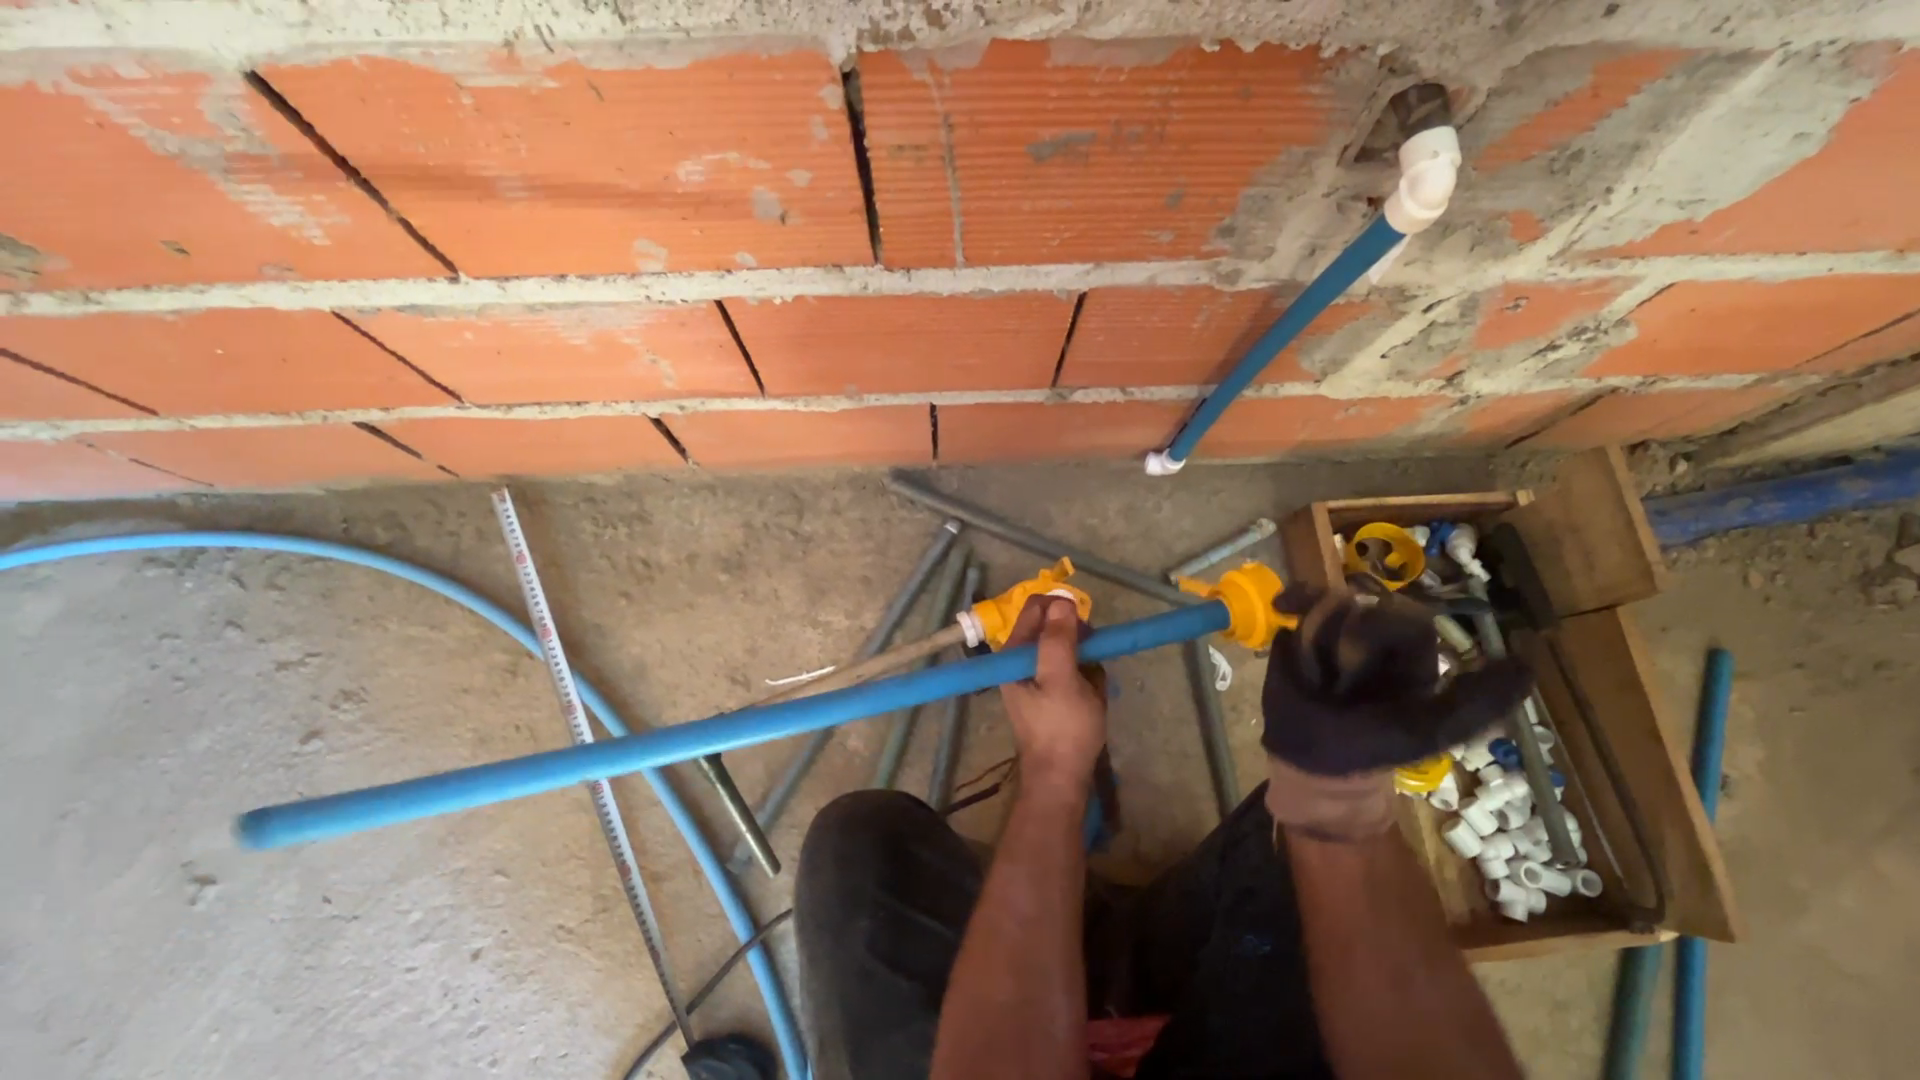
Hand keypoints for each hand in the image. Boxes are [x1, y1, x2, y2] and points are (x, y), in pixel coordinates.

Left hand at [998, 595, 1106, 791]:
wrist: (1062, 778)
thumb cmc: (1062, 728)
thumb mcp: (1061, 679)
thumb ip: (1058, 639)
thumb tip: (1061, 600)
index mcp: (1015, 652)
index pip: (1037, 608)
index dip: (1063, 610)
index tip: (1086, 631)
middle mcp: (1022, 660)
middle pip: (1054, 626)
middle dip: (1080, 640)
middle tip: (1092, 663)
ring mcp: (1038, 677)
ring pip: (1070, 648)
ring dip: (1088, 661)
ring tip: (1093, 687)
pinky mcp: (1053, 693)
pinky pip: (1076, 670)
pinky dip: (1089, 678)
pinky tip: (1094, 698)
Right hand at [1260, 586, 1532, 839]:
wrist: (1311, 762)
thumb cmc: (1373, 746)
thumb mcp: (1432, 729)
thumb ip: (1478, 702)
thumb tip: (1526, 664)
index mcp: (1412, 653)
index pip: (1407, 619)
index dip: (1382, 636)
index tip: (1359, 672)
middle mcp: (1376, 633)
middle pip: (1365, 606)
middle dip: (1344, 643)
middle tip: (1334, 685)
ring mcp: (1336, 628)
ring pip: (1331, 602)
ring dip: (1316, 639)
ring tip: (1311, 676)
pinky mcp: (1300, 629)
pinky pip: (1302, 599)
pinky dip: (1295, 598)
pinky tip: (1283, 605)